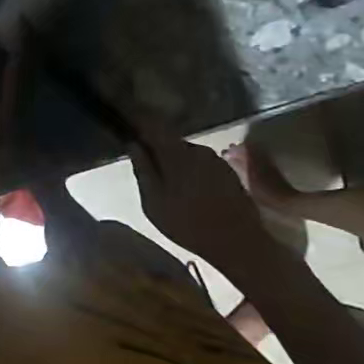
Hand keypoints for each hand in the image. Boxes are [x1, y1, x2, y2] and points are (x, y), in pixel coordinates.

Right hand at [129, 129, 271, 267]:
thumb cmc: (187, 224)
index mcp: (177, 154)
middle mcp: (199, 150)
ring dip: (174, 160)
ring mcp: (217, 160)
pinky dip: (189, 169)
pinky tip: (186, 189)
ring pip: (186, 153)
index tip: (126, 120)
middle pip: (170, 140)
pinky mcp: (228, 172)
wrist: (237, 243)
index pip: (153, 126)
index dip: (138, 121)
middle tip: (144, 163)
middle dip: (156, 147)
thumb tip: (133, 144)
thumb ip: (142, 169)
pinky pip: (201, 163)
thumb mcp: (153, 201)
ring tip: (165, 182)